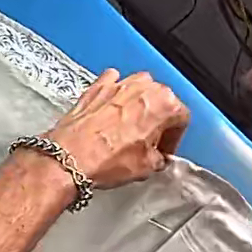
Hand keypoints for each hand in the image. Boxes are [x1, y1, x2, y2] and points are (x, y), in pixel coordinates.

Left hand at [45, 70, 190, 190]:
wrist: (69, 157)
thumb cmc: (106, 158)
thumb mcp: (146, 166)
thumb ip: (158, 157)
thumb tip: (155, 156)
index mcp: (164, 104)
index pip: (182, 117)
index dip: (174, 137)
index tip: (164, 149)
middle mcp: (143, 88)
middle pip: (161, 99)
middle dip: (157, 119)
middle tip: (148, 141)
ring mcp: (118, 84)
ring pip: (138, 89)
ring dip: (138, 105)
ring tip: (129, 128)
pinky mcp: (96, 87)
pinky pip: (112, 84)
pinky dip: (114, 95)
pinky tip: (110, 112)